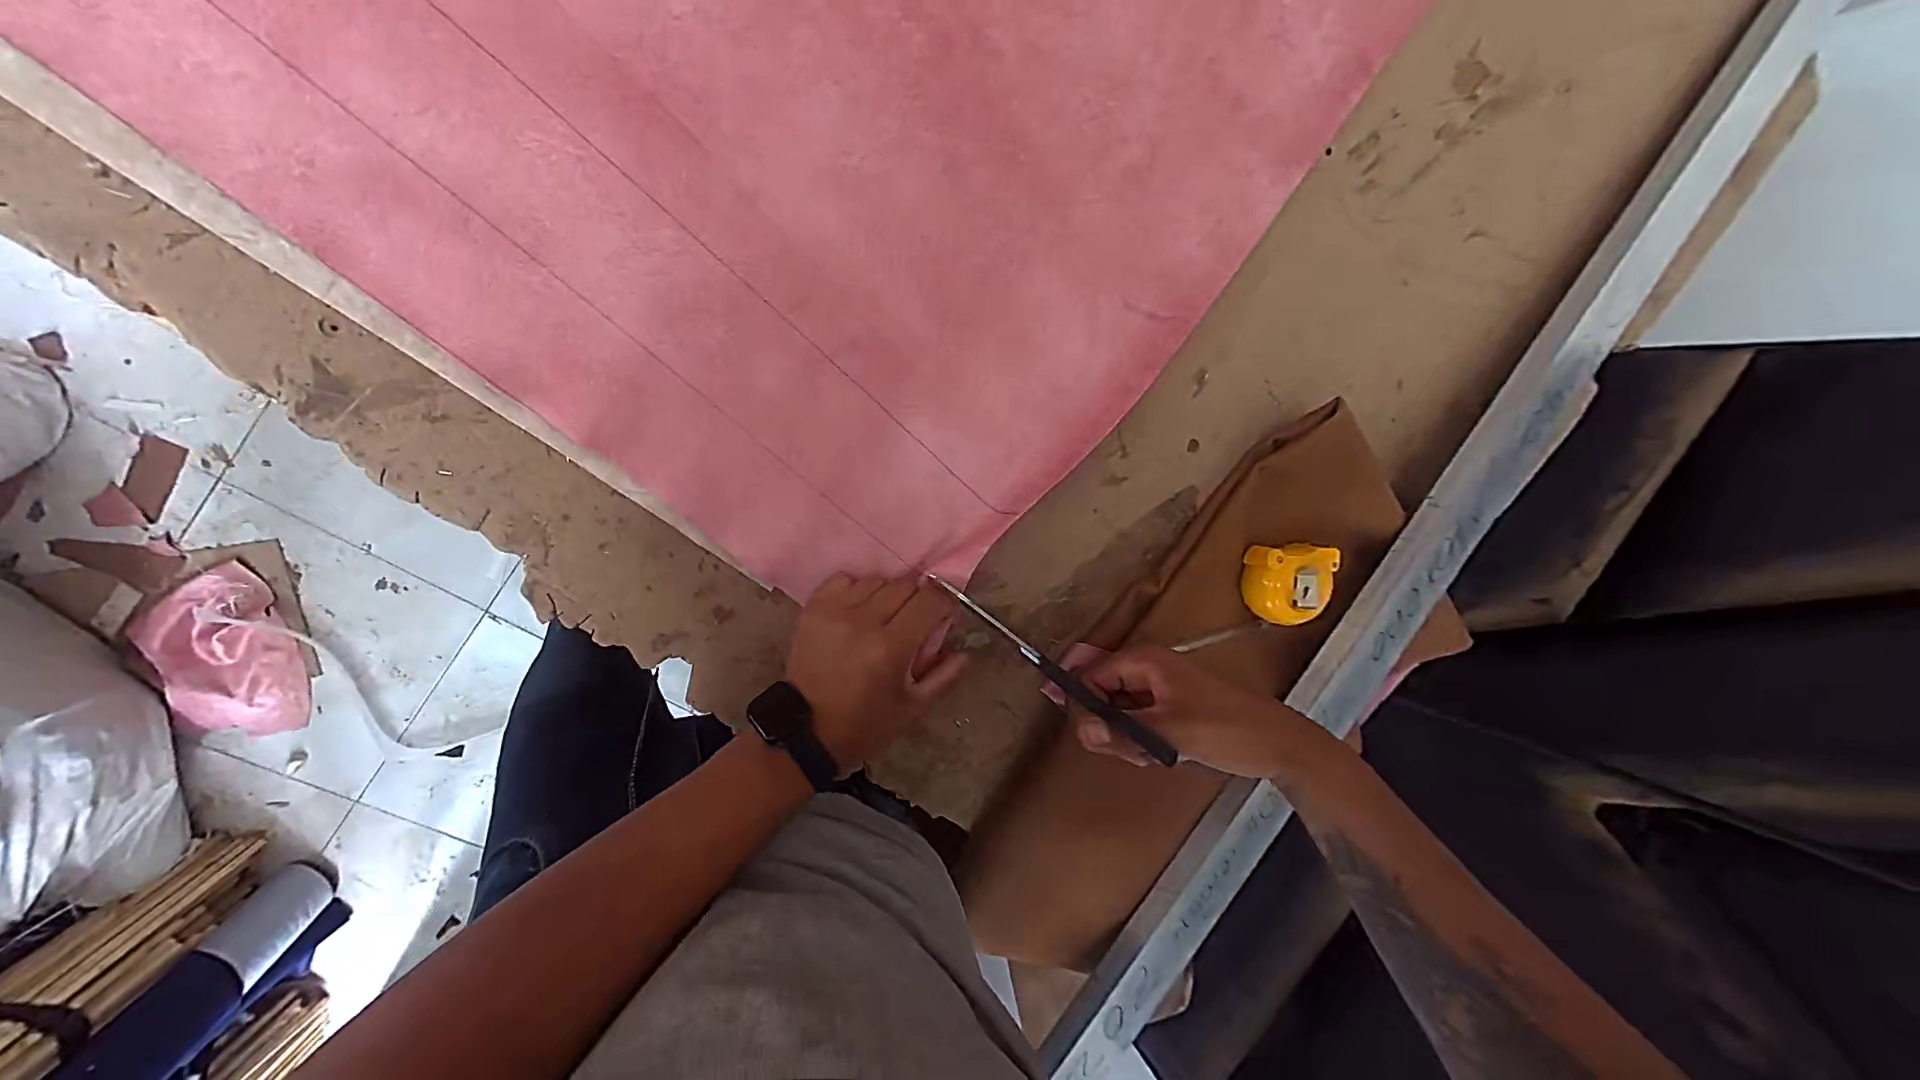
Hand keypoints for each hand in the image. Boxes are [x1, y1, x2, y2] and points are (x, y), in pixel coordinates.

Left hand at [785, 574, 969, 771]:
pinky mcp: (812, 610)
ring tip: (885, 618)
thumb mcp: (914, 708)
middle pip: (905, 585)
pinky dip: (857, 590)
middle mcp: (862, 622)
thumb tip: (965, 650)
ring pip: (877, 580)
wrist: (806, 732)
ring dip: (889, 594)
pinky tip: (859, 610)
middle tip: (915, 622)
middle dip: (918, 599)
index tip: (943, 614)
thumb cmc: (866, 724)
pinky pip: (844, 580)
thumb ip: (946, 676)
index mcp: (891, 647)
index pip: (930, 600)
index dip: (944, 603)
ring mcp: (834, 612)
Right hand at [1068, 645, 1338, 780]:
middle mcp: (1146, 668)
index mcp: (1145, 660)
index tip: (1069, 719)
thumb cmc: (1226, 728)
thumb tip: (1081, 729)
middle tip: (1121, 745)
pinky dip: (1136, 740)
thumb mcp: (1169, 732)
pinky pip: (1132, 720)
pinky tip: (1156, 755)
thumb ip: (1121, 731)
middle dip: (1102, 720)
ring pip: (1114, 708)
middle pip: (1098, 688)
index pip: (1090, 671)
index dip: (1075, 694)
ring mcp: (1156, 688)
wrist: (1276, 744)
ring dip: (1122, 735)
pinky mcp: (1165, 707)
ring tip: (1147, 753)